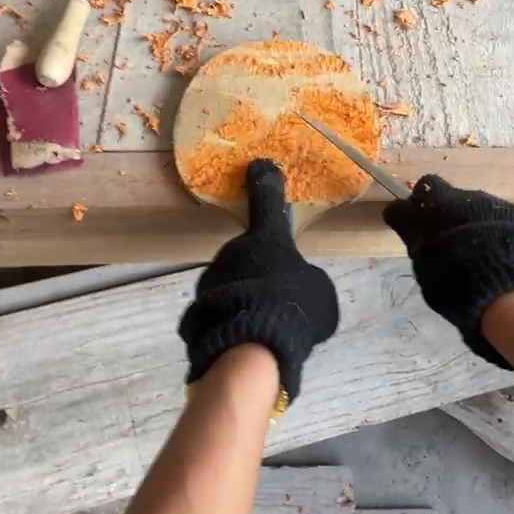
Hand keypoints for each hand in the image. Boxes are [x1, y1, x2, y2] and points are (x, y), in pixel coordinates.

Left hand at [178, 159, 339, 405]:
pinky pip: (218, 314)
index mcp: (267, 239)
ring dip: (243, 301)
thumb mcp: (318, 290)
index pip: (268, 203)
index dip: (266, 183)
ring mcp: (210, 282)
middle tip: (276, 298)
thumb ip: (305, 279)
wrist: (254, 348)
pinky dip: (230, 323)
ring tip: (262, 326)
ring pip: (230, 287)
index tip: (259, 165)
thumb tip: (299, 285)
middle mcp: (233, 253)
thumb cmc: (294, 309)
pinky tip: (245, 341)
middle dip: (258, 273)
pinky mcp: (195, 312)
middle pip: (247, 257)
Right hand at [382, 175, 513, 367]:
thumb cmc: (459, 277)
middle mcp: (476, 198)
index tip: (418, 224)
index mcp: (445, 202)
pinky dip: (501, 240)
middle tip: (448, 249)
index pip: (426, 187)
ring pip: (483, 214)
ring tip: (481, 261)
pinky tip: (505, 264)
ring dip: (478, 230)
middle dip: (451, 218)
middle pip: (458, 201)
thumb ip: (412, 232)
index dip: (421, 204)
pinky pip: (507, 227)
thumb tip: (396, 210)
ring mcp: (505, 209)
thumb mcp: (425, 258)